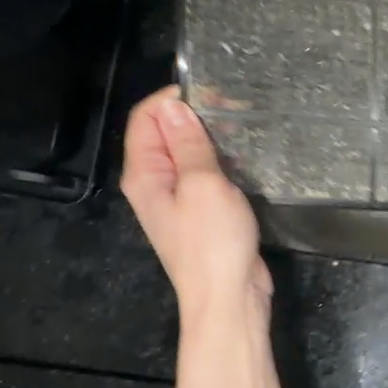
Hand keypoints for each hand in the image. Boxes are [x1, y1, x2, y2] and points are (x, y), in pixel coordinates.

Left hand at [120, 86, 271, 326]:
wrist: (228, 297)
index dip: (172, 99)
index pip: (145, 119)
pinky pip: (205, 177)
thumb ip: (189, 145)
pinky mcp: (202, 215)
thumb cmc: (212, 242)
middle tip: (233, 106)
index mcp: (144, 175)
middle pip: (164, 135)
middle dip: (193, 116)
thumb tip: (176, 108)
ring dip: (209, 140)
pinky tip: (244, 158)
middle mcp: (155, 185)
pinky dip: (220, 163)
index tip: (210, 90)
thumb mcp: (203, 186)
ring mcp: (178, 202)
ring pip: (187, 156)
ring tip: (242, 127)